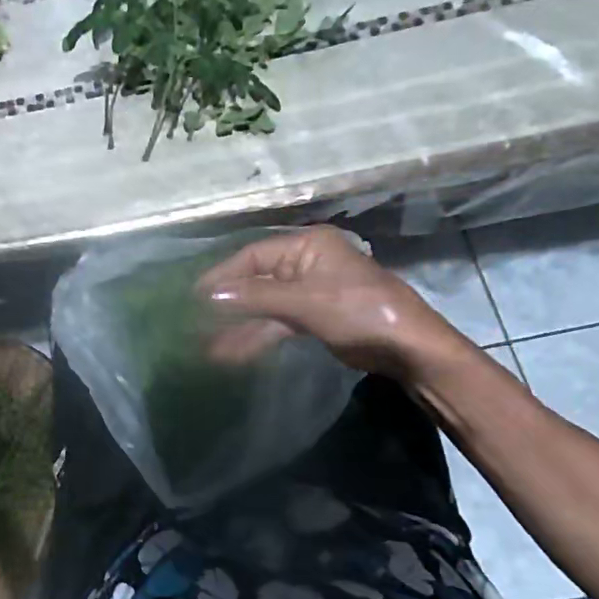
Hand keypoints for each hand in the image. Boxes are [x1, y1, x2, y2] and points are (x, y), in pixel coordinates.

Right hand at [196, 226, 476, 379]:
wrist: (405, 347)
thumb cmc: (358, 311)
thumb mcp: (306, 301)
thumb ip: (257, 296)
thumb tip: (209, 295)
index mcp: (307, 246)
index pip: (253, 254)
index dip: (223, 274)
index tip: (194, 295)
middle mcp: (306, 263)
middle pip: (257, 280)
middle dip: (229, 302)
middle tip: (194, 322)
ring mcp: (309, 292)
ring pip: (265, 306)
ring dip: (240, 325)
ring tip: (207, 346)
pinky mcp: (314, 318)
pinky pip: (278, 324)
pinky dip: (258, 336)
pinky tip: (233, 353)